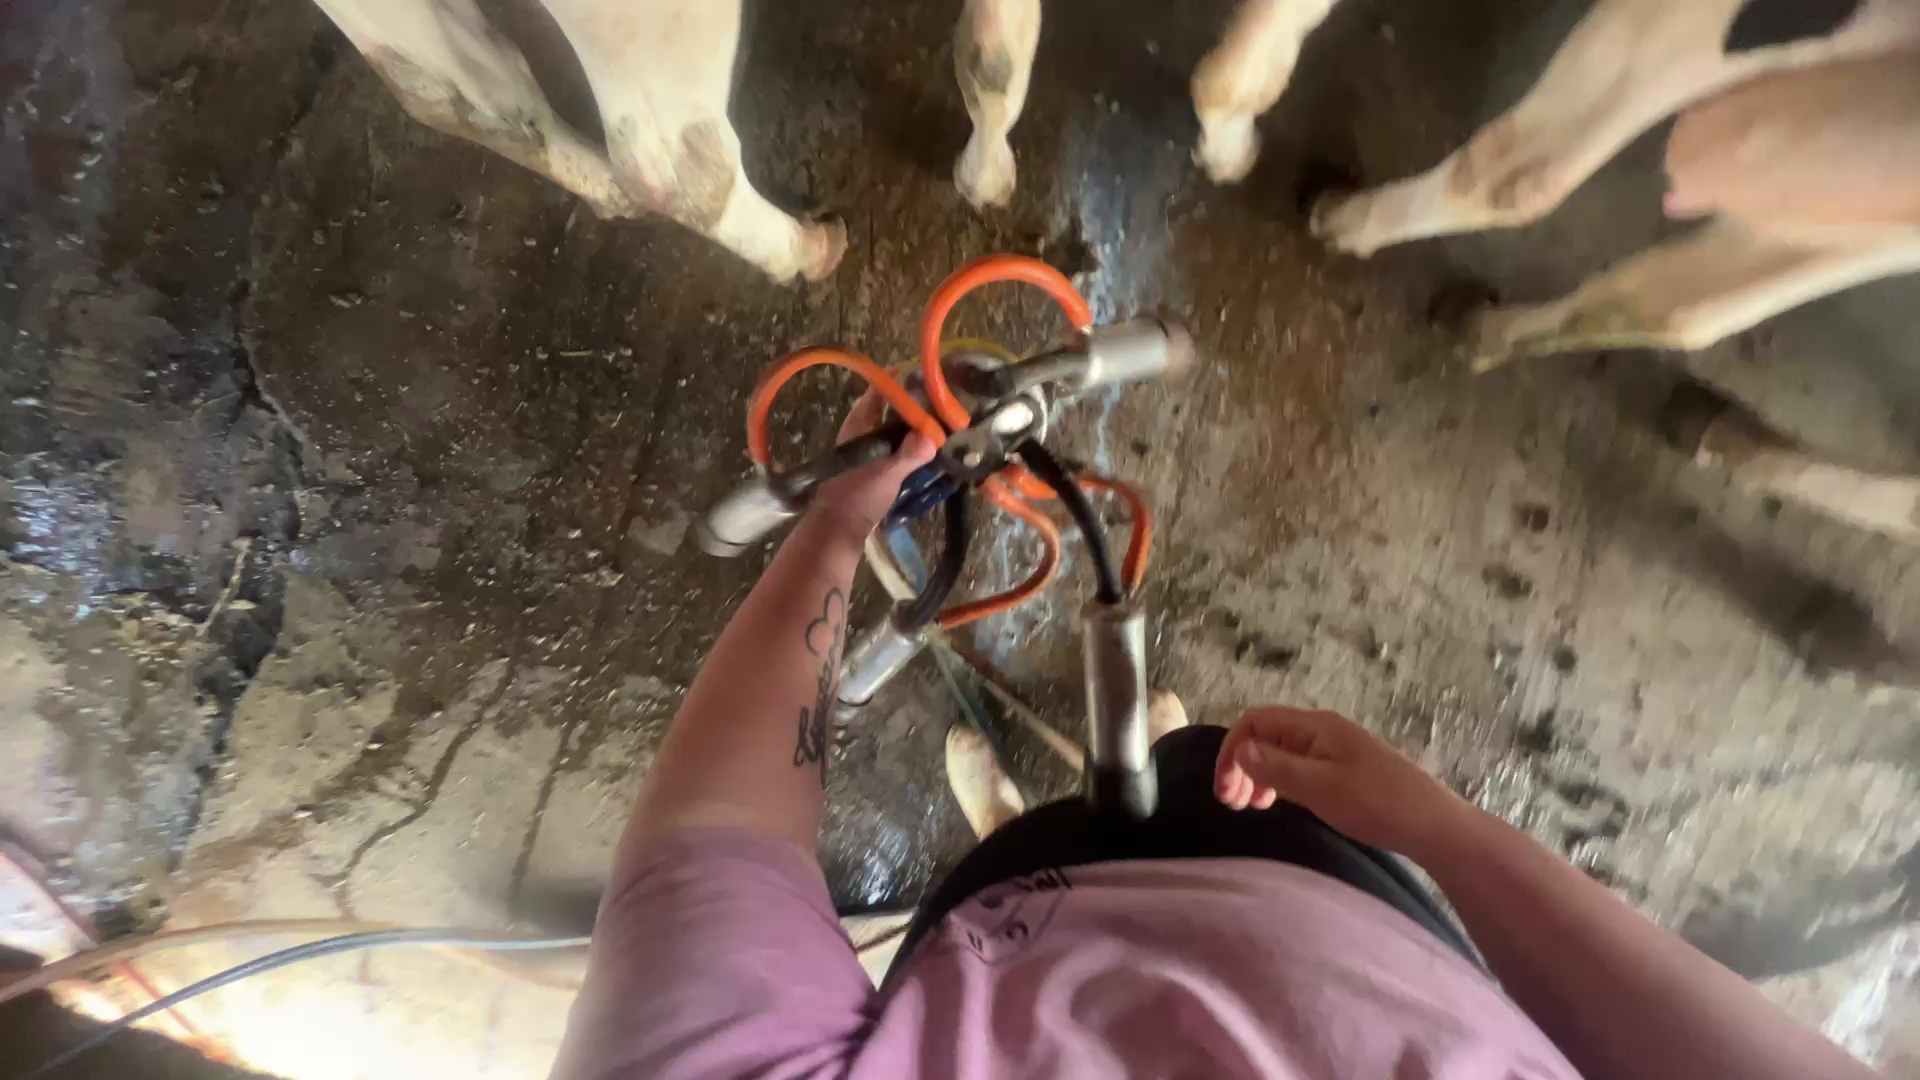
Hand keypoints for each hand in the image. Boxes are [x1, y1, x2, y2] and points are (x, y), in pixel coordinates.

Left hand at [810, 388, 937, 538]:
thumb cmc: (857, 497)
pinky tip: (935, 447)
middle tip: (950, 400)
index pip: (883, 387)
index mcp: (861, 421)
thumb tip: (934, 438)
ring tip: (948, 420)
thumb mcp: (886, 474)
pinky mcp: (876, 464)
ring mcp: (870, 446)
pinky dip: (915, 442)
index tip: (933, 376)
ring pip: (897, 425)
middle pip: (894, 404)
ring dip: (919, 423)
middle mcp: (865, 428)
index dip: (906, 378)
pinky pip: (899, 444)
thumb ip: (909, 455)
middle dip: (919, 402)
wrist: (838, 528)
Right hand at [1214, 706, 1479, 860]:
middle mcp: (1322, 730)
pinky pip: (1297, 766)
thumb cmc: (1379, 805)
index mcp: (1315, 726)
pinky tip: (1280, 803)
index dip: (1231, 750)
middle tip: (1232, 803)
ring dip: (1258, 774)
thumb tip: (1239, 749)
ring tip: (1252, 806)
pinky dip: (1279, 781)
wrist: (1439, 829)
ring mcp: (1335, 749)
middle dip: (1241, 763)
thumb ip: (1277, 768)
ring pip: (1280, 752)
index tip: (1224, 789)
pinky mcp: (1345, 769)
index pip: (1255, 722)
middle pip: (1265, 735)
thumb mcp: (1321, 788)